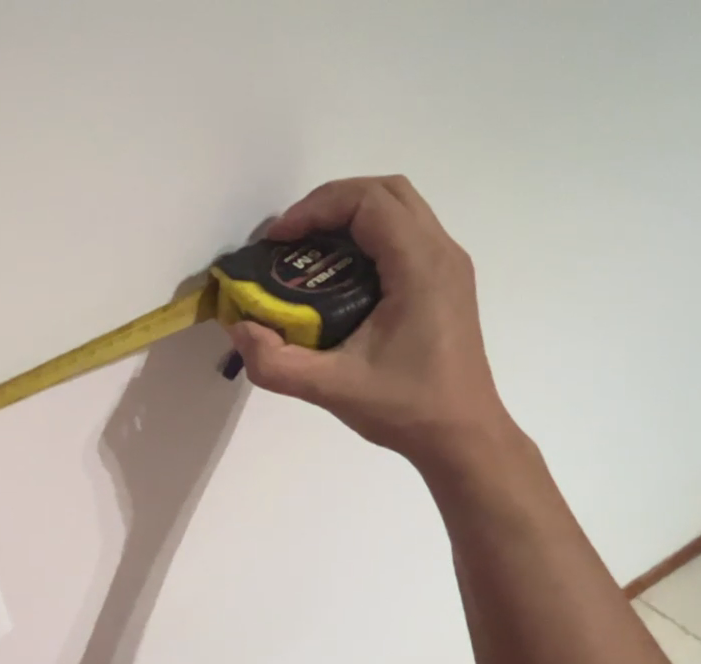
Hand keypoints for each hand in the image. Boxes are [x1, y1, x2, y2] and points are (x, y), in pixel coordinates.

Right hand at [227, 175, 520, 472]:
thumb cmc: (405, 408)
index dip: (314, 210)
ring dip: (346, 218)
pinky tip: (333, 278)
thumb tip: (238, 327)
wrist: (461, 435)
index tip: (275, 242)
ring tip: (304, 254)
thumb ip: (273, 361)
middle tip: (287, 240)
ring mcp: (447, 265)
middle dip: (328, 205)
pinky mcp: (442, 282)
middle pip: (385, 192)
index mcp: (420, 267)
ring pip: (397, 209)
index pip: (368, 203)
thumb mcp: (329, 389)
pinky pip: (402, 235)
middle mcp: (440, 253)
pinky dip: (363, 238)